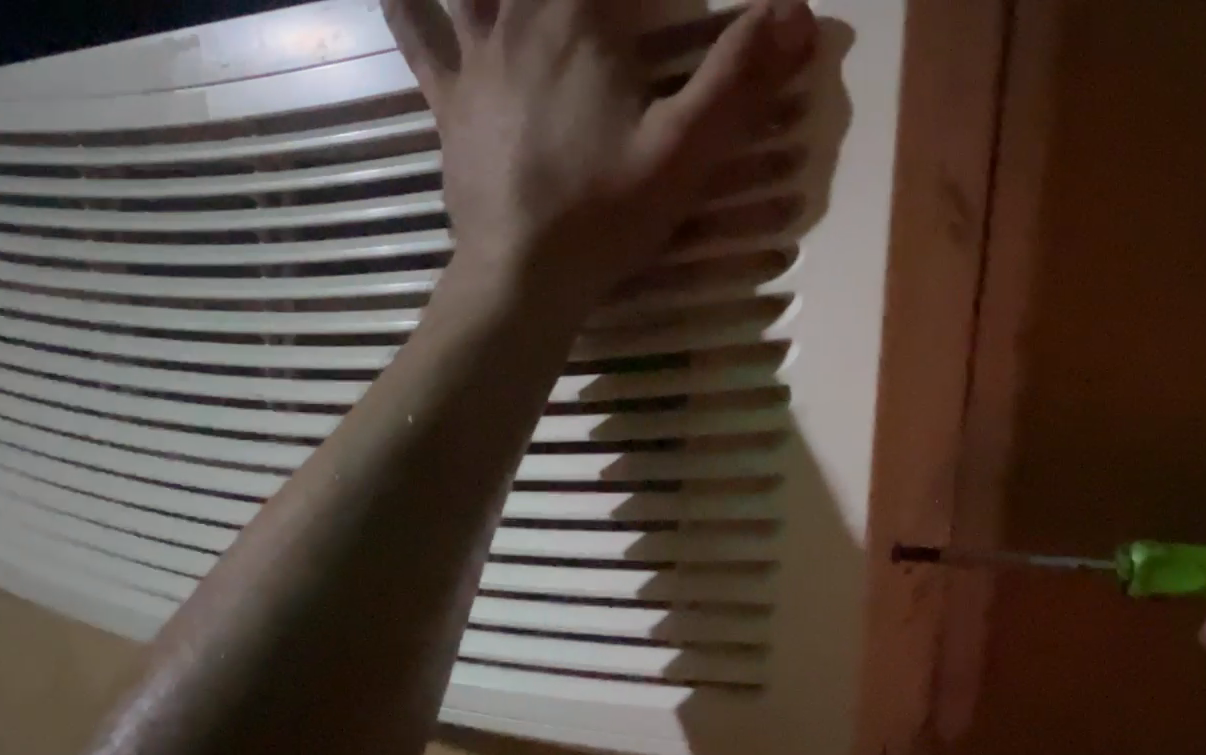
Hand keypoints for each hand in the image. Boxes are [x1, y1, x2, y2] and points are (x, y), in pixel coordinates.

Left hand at [385, 0, 815, 307]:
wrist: (523, 276)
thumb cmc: (607, 215)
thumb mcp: (686, 151)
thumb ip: (739, 78)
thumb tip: (800, 9)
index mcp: (583, 19)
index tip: (660, 6)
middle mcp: (520, 17)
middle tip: (610, 13)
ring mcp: (476, 57)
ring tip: (527, 0)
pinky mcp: (449, 102)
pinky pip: (417, 35)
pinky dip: (406, 4)